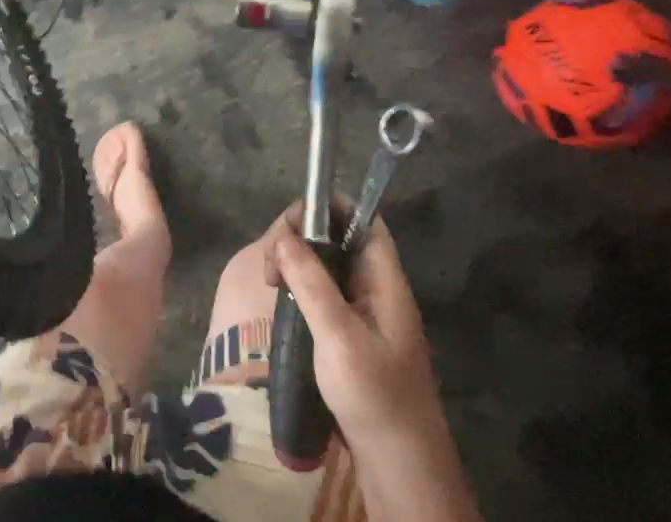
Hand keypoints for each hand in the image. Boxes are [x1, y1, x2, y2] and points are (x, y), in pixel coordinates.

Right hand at [263, 203, 445, 449]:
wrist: (400, 463)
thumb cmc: (374, 396)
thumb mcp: (339, 337)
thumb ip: (312, 284)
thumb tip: (283, 236)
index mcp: (386, 283)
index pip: (364, 222)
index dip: (330, 207)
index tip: (289, 220)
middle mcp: (378, 291)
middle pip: (341, 241)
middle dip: (301, 239)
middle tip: (270, 266)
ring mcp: (367, 315)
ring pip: (329, 268)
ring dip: (298, 265)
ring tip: (271, 284)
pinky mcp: (353, 336)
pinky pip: (325, 295)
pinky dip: (301, 290)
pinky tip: (283, 304)